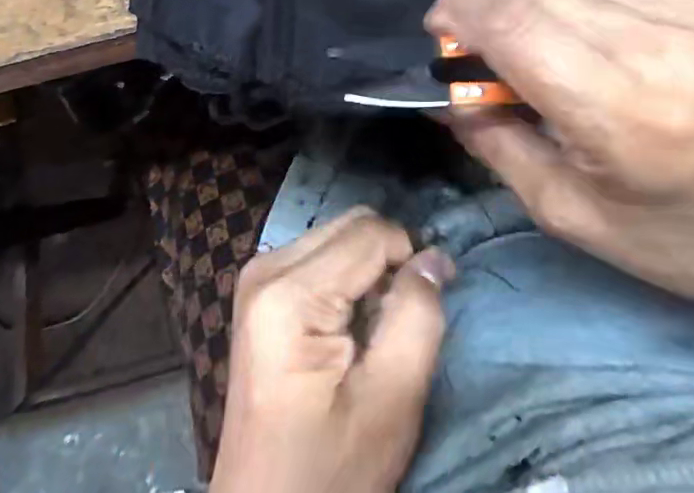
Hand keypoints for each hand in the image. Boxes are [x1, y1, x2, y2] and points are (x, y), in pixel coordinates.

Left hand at [210, 207, 453, 492]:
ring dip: (369, 270)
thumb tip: (435, 257)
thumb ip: (419, 315)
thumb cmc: (332, 467)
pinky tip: (348, 327)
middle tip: (395, 319)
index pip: (374, 233)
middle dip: (388, 260)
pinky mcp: (260, 290)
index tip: (423, 306)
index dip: (411, 260)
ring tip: (372, 328)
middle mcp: (266, 269)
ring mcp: (258, 277)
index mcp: (289, 294)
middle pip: (354, 226)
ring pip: (340, 235)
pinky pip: (322, 254)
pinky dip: (348, 279)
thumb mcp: (393, 398)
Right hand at [425, 0, 693, 321]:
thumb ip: (493, 137)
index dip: (462, 12)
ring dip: (538, 5)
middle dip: (493, 8)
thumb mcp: (564, 211)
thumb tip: (444, 85)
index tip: (438, 27)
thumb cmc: (671, 240)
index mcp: (626, 116)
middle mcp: (666, 48)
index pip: (516, 25)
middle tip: (487, 52)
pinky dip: (587, 7)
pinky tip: (601, 47)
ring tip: (545, 51)